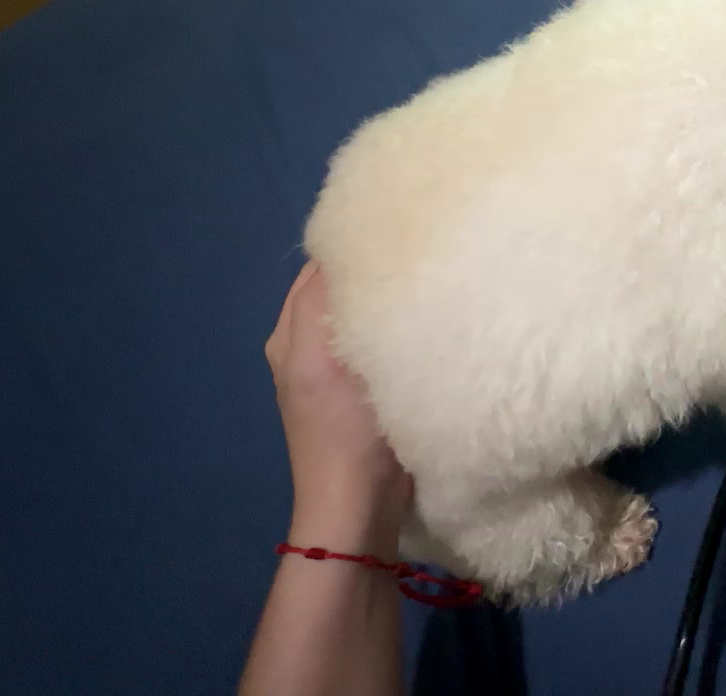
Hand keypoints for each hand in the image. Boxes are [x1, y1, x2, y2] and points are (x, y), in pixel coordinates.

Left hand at [265, 261, 410, 553]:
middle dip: (377, 262)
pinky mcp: (369, 383)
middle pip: (344, 285)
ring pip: (366, 308)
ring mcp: (340, 366)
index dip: (354, 241)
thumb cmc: (343, 431)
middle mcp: (310, 343)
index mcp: (291, 333)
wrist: (359, 503)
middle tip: (427, 242)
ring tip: (434, 269)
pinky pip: (382, 333)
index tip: (402, 221)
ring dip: (392, 291)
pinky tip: (431, 312)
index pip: (321, 267)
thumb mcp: (324, 361)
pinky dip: (400, 317)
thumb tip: (339, 247)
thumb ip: (322, 305)